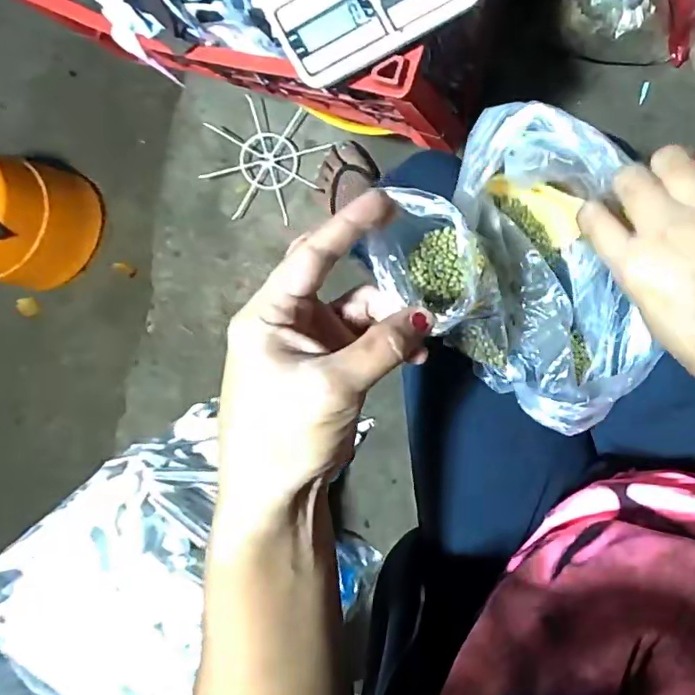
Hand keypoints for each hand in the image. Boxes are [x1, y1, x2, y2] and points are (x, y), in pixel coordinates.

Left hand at [217, 191, 428, 528]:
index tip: (385, 200)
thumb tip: (425, 316)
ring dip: (395, 323)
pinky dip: (394, 344)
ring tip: (422, 340)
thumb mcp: (333, 385)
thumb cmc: (283, 434)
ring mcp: (314, 342)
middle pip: (344, 282)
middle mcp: (290, 320)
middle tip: (419, 282)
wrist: (273, 494)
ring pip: (365, 314)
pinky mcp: (334, 364)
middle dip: (382, 285)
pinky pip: (371, 340)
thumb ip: (381, 346)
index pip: (311, 256)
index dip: (348, 225)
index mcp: (269, 314)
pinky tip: (415, 355)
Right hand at [580, 142, 694, 425]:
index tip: (609, 215)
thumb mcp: (653, 313)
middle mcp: (665, 228)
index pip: (595, 217)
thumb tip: (631, 236)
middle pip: (630, 177)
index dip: (599, 212)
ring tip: (686, 186)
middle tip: (655, 201)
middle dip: (635, 188)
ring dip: (671, 170)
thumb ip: (637, 268)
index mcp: (636, 265)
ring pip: (670, 158)